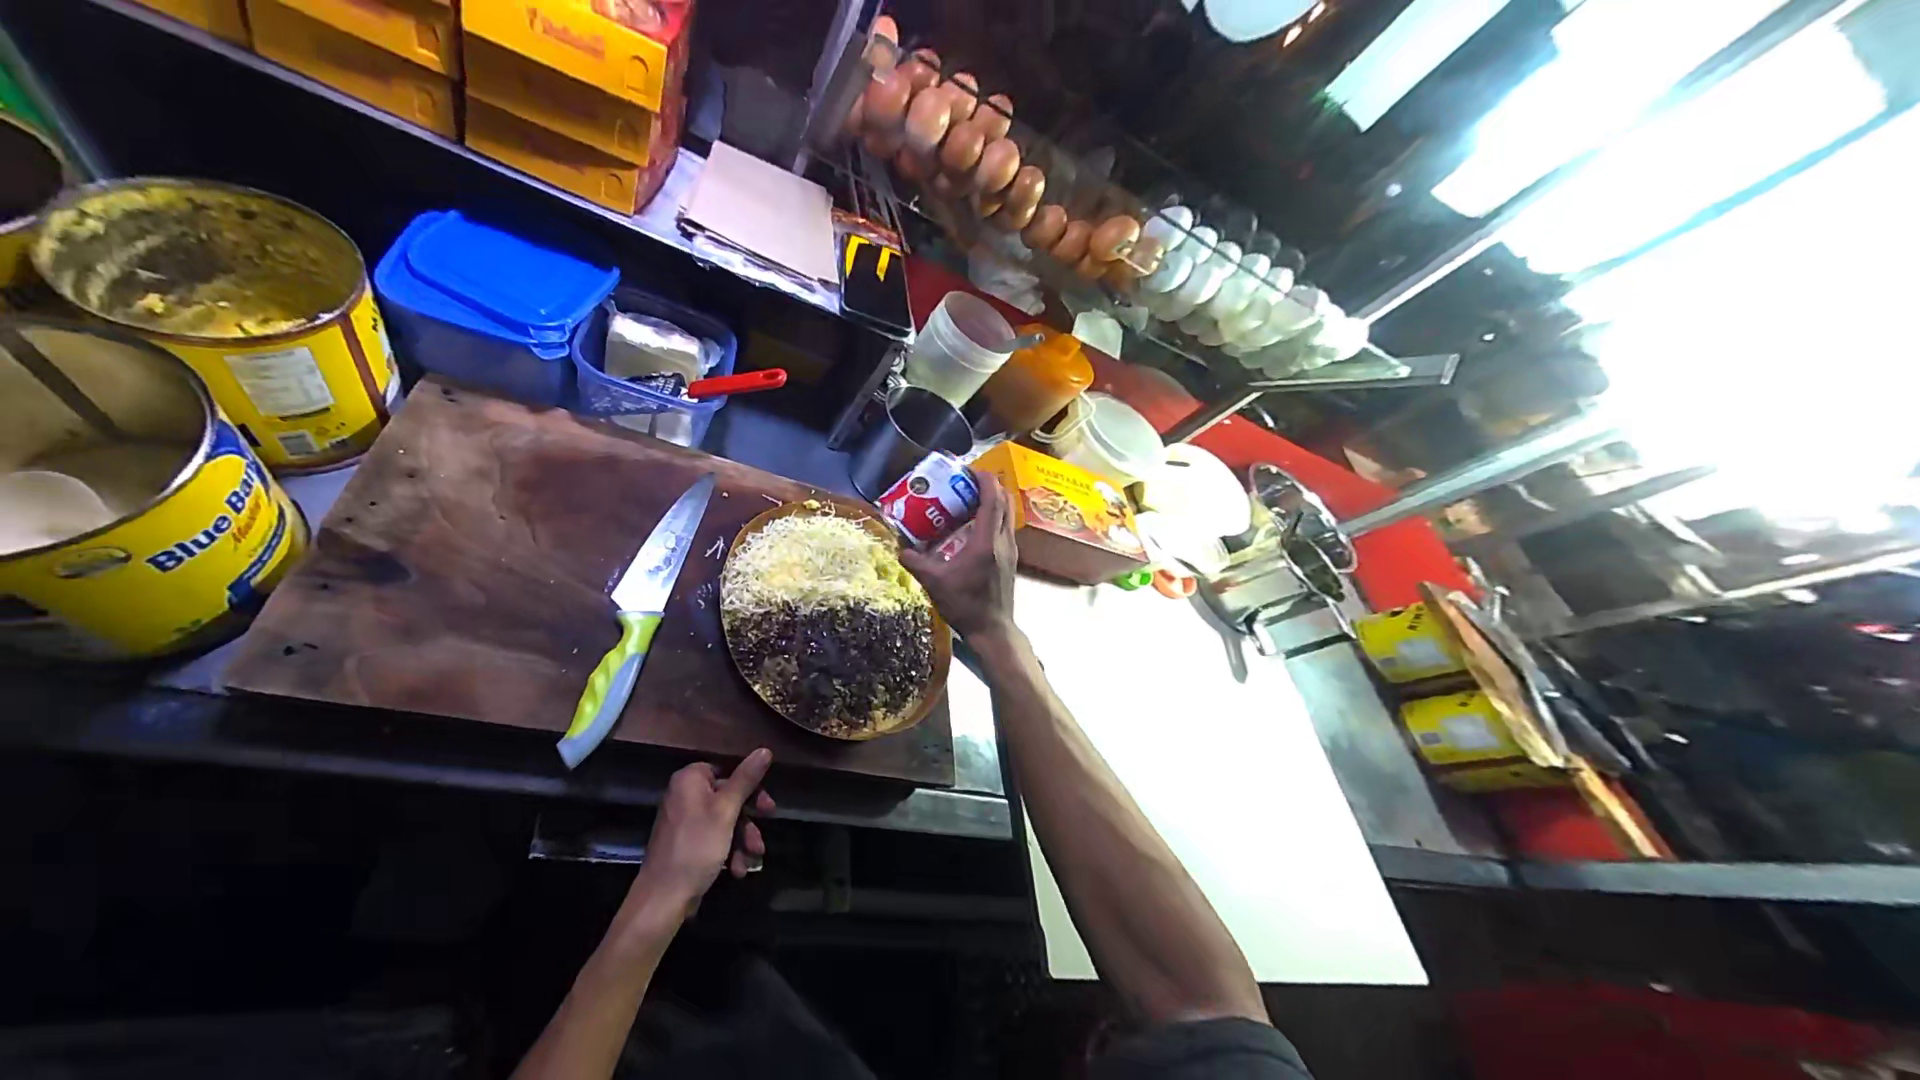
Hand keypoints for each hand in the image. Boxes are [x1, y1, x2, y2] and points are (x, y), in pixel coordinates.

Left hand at [634, 748, 774, 912]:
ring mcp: (686, 820)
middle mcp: (686, 795)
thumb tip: (765, 750)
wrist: (664, 898)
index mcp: (691, 779)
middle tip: (762, 838)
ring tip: (751, 860)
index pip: (729, 771)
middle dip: (748, 823)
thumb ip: (746, 779)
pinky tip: (737, 869)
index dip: (752, 789)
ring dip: (742, 841)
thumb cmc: (696, 847)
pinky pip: (715, 837)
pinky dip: (729, 850)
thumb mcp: (726, 811)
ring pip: (726, 821)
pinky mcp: (688, 842)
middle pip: (730, 798)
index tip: (767, 808)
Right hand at [899, 471, 1017, 640]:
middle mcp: (1003, 540)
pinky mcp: (1011, 559)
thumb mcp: (935, 582)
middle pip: (1005, 500)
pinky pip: (1005, 527)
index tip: (967, 470)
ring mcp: (1011, 549)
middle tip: (966, 481)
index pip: (992, 498)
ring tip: (969, 499)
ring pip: (1008, 513)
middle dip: (989, 485)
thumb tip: (899, 548)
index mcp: (986, 541)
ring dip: (993, 501)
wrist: (992, 630)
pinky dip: (993, 517)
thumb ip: (915, 562)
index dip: (983, 479)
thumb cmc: (966, 605)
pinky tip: (973, 526)